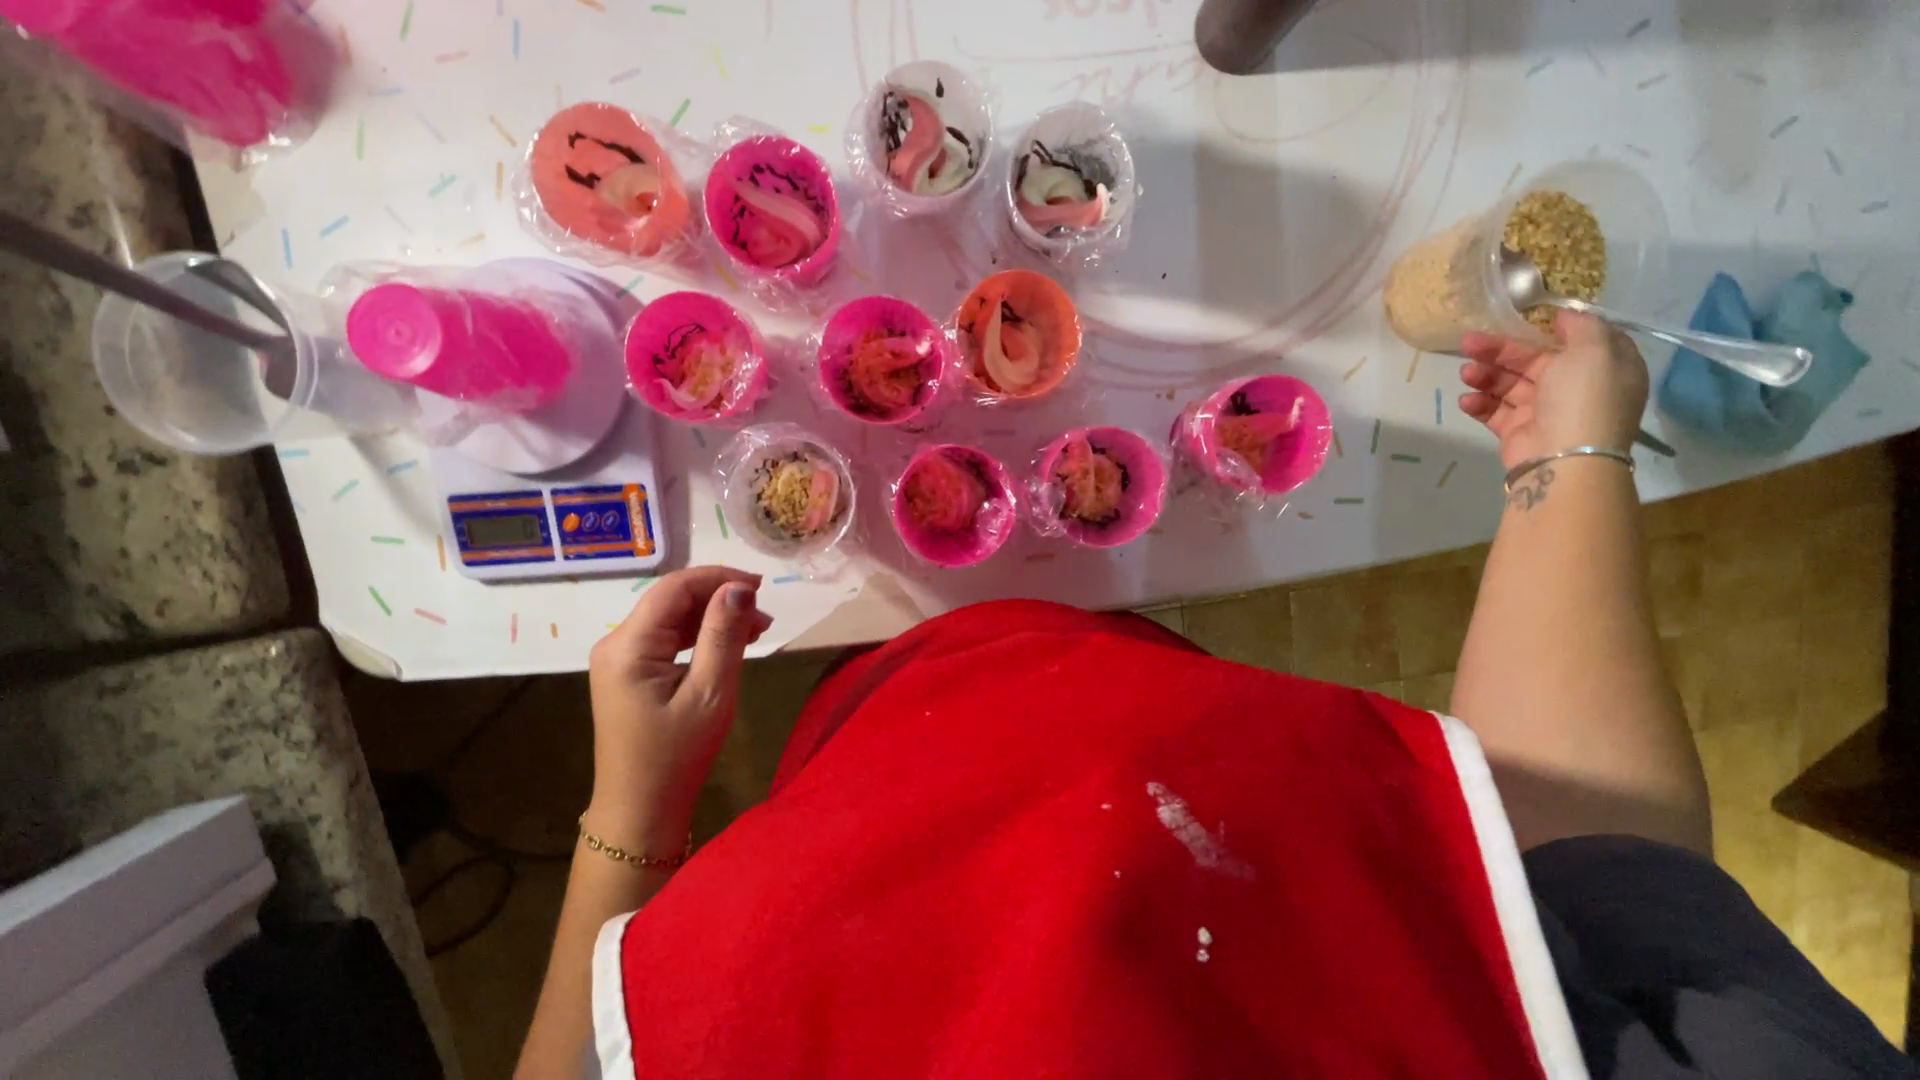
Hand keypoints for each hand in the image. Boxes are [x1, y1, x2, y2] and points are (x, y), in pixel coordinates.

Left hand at [584, 566, 773, 852]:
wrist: (642, 810)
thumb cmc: (678, 755)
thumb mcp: (710, 693)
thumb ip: (724, 635)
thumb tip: (740, 587)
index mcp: (628, 644)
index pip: (675, 588)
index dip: (719, 578)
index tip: (762, 587)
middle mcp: (616, 642)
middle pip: (672, 599)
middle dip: (720, 599)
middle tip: (765, 617)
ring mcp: (620, 658)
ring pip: (671, 618)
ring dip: (713, 617)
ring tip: (757, 630)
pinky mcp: (629, 674)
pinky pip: (666, 640)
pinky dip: (699, 636)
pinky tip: (729, 644)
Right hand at [1458, 311, 1648, 469]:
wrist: (1565, 458)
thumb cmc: (1584, 398)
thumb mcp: (1595, 350)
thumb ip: (1582, 326)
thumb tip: (1566, 315)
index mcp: (1603, 367)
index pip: (1578, 340)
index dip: (1551, 328)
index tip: (1523, 319)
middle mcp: (1576, 387)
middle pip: (1533, 360)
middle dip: (1500, 351)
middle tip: (1468, 343)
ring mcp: (1545, 411)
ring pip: (1509, 385)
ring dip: (1485, 376)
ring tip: (1466, 373)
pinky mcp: (1518, 431)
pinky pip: (1495, 412)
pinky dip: (1479, 404)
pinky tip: (1467, 400)